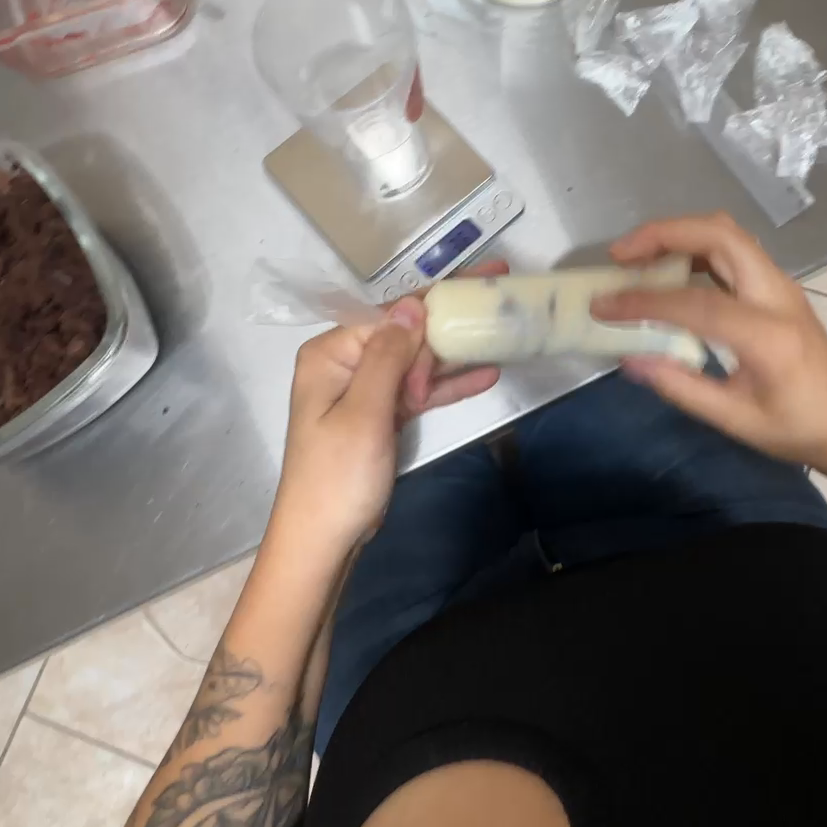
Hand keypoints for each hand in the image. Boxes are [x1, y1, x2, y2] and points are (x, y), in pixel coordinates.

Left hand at [267, 267, 504, 557]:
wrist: (323, 541)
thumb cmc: (337, 476)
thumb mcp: (364, 413)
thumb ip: (389, 357)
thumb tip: (413, 305)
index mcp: (333, 354)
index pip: (392, 316)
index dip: (437, 304)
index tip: (481, 286)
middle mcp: (347, 363)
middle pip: (407, 333)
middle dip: (450, 326)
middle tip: (502, 306)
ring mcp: (365, 390)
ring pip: (417, 361)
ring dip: (456, 354)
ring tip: (503, 331)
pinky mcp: (382, 415)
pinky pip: (419, 391)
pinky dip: (448, 385)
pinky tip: (486, 373)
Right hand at [591, 213, 826, 467]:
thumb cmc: (795, 428)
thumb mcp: (734, 420)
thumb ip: (681, 387)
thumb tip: (629, 358)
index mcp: (768, 335)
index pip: (696, 302)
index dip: (643, 300)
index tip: (602, 306)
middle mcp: (777, 296)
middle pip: (719, 235)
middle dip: (663, 234)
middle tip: (619, 256)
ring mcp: (780, 285)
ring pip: (727, 233)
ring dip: (678, 234)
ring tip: (636, 258)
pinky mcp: (776, 286)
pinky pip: (732, 248)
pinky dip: (694, 246)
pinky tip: (667, 270)